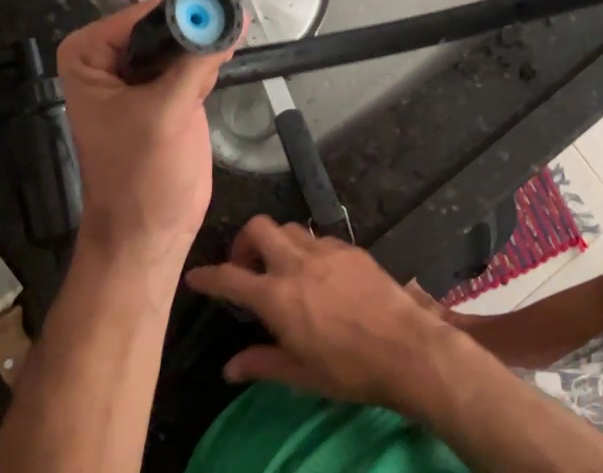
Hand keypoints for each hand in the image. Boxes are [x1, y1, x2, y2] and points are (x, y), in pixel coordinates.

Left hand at [56, 0, 237, 258]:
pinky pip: (191, 62)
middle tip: (234, 16)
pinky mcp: (165, 95)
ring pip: (179, 41)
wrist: (149, 233)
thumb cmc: (141, 176)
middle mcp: (109, 60)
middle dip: (197, 23)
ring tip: (238, 27)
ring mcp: (138, 78)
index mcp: (88, 56)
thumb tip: (230, 15)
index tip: (220, 4)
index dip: (180, 11)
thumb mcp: (167, 112)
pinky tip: (231, 50)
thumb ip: (197, 60)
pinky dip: (211, 58)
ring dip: (207, 38)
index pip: (141, 15)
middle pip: (161, 24)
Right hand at [185, 217, 461, 411]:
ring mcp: (326, 251)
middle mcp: (296, 263)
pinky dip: (307, 248)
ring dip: (277, 242)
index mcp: (276, 295)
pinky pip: (319, 238)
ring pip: (289, 228)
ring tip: (281, 268)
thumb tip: (230, 368)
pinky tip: (318, 273)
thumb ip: (262, 363)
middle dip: (244, 241)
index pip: (229, 277)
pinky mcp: (352, 249)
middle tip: (246, 267)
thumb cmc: (348, 368)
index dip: (207, 276)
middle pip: (258, 227)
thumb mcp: (300, 375)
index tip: (196, 276)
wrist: (406, 348)